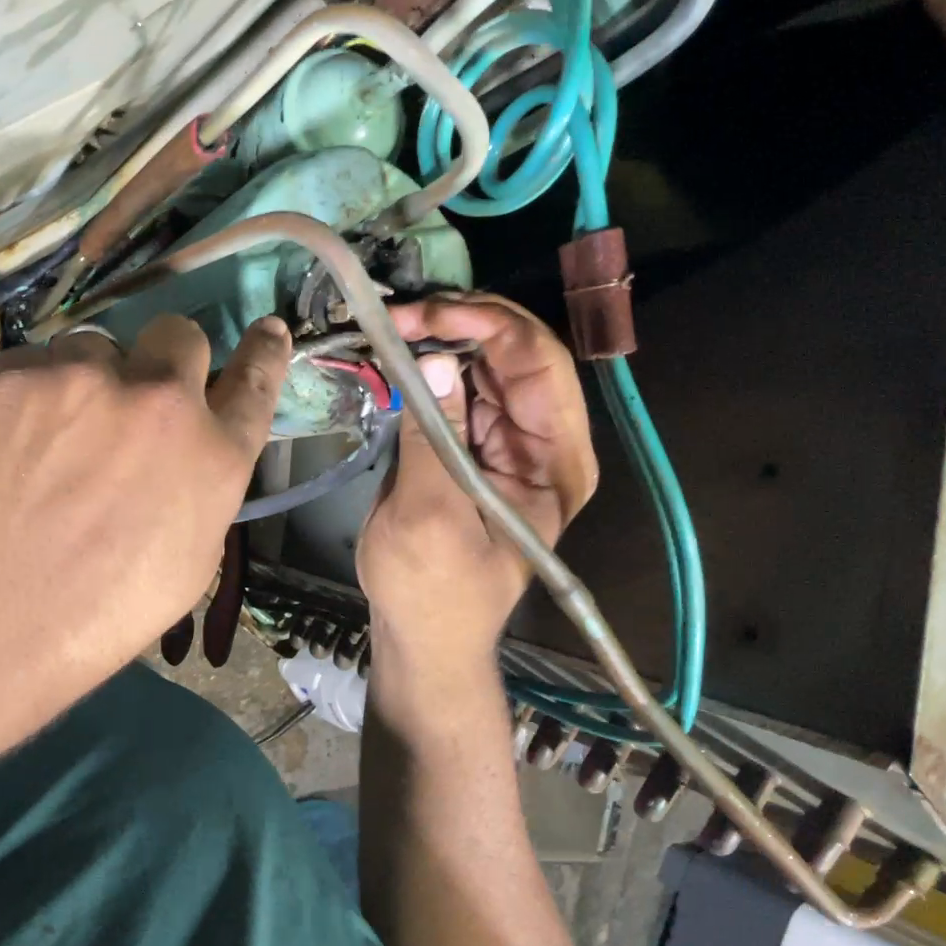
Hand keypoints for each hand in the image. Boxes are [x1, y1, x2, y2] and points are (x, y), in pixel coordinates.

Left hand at [0, 315, 291, 715]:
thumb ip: (198, 487)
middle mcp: (155, 401)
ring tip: (49, 438)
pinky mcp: (11, 376)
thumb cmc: (96, 615)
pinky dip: (26, 395)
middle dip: (162, 359)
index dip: (263, 352)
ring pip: (92, 348)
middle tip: (131, 397)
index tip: (266, 329)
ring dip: (84, 382)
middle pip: (177, 335)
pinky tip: (4, 442)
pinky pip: (30, 365)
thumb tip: (184, 451)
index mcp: (211, 454)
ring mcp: (79, 380)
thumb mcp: (186, 563)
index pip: (255, 380)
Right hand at [357, 293, 597, 673]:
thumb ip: (433, 437)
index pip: (539, 365)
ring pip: (483, 364)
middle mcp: (540, 440)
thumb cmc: (433, 588)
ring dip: (440, 337)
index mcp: (556, 459)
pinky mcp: (466, 445)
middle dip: (460, 323)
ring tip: (390, 324)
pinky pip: (454, 388)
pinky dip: (425, 365)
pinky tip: (394, 351)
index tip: (423, 314)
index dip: (488, 327)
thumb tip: (426, 358)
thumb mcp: (430, 516)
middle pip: (515, 354)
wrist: (419, 632)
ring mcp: (503, 440)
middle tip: (398, 313)